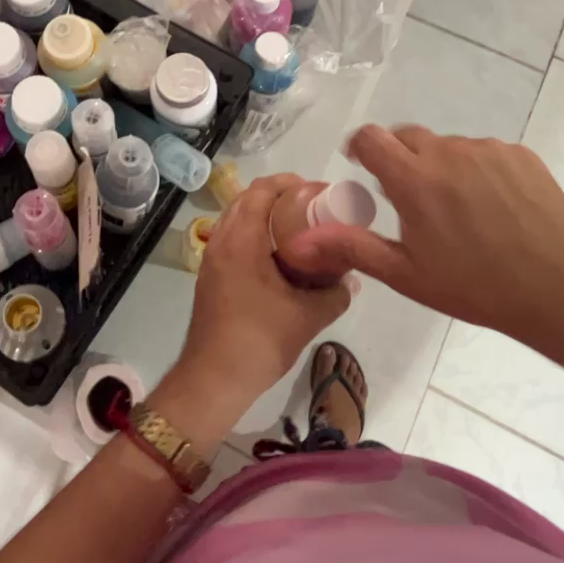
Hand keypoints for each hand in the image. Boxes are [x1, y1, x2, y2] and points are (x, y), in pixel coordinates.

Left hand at [173, 174, 355, 413]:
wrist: (214, 378)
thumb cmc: (259, 341)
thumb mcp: (308, 317)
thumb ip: (335, 293)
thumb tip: (352, 278)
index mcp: (241, 240)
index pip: (260, 191)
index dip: (288, 184)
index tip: (317, 191)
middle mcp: (221, 241)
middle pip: (247, 200)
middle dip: (278, 197)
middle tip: (312, 207)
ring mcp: (212, 259)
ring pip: (237, 221)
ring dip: (264, 216)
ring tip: (298, 230)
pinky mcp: (210, 276)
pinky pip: (232, 240)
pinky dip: (254, 236)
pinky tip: (278, 257)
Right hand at [284, 126, 563, 344]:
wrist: (562, 290)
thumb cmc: (475, 286)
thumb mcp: (406, 274)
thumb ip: (351, 246)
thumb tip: (299, 241)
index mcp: (414, 178)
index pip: (371, 137)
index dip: (360, 147)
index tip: (362, 167)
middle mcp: (448, 152)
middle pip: (408, 136)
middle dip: (400, 158)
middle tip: (408, 197)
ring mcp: (487, 150)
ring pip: (448, 146)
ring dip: (440, 165)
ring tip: (457, 210)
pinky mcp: (520, 155)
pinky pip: (484, 152)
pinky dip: (476, 170)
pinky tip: (492, 207)